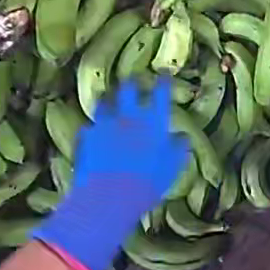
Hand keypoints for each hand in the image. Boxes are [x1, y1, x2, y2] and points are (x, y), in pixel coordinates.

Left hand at [33, 77, 189, 269]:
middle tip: (133, 78)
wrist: (109, 197)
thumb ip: (178, 149)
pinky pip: (91, 127)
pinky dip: (95, 127)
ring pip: (106, 104)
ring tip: (110, 97)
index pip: (160, 95)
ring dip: (110, 100)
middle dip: (132, 83)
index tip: (163, 73)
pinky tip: (94, 130)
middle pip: (129, 91)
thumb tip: (182, 137)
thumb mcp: (172, 168)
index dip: (163, 82)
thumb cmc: (147, 183)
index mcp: (153, 123)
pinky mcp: (87, 138)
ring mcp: (105, 125)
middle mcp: (129, 118)